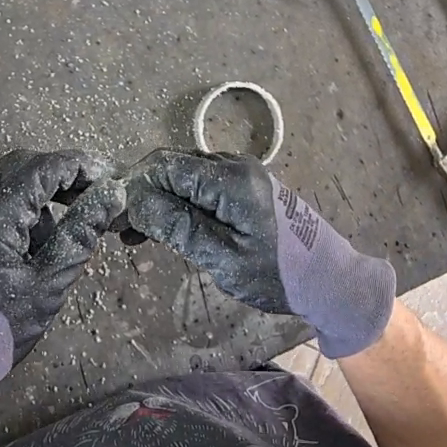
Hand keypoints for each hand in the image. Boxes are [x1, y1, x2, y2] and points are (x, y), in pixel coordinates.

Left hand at [0, 150, 121, 446]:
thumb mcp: (48, 284)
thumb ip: (81, 232)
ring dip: (27, 197)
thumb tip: (111, 194)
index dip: (78, 166)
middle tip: (84, 200)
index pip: (42, 168)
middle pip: (17, 167)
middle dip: (54, 178)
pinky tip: (9, 248)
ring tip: (43, 242)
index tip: (105, 177)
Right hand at [125, 149, 393, 357]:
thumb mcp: (223, 258)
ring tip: (137, 235)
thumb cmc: (278, 274)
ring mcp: (242, 174)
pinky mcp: (246, 188)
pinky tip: (166, 229)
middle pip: (173, 166)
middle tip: (122, 231)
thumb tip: (134, 199)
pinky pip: (202, 186)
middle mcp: (234, 165)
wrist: (331, 281)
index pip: (164, 165)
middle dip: (143, 193)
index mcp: (229, 179)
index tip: (115, 218)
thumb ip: (179, 226)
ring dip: (159, 200)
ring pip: (184, 176)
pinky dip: (180, 204)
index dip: (134, 187)